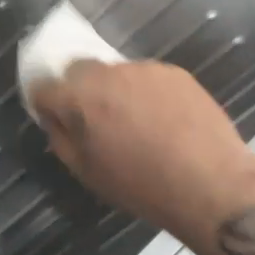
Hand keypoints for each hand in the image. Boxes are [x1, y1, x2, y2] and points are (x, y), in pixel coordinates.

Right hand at [29, 59, 254, 233]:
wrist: (211, 183)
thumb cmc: (140, 185)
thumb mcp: (86, 172)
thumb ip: (61, 138)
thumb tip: (55, 119)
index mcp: (78, 98)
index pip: (43, 86)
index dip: (46, 104)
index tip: (56, 119)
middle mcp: (107, 73)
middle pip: (79, 70)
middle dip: (79, 90)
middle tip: (95, 120)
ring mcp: (144, 69)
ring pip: (116, 73)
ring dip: (115, 91)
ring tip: (136, 123)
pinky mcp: (175, 72)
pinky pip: (147, 78)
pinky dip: (145, 93)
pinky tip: (163, 120)